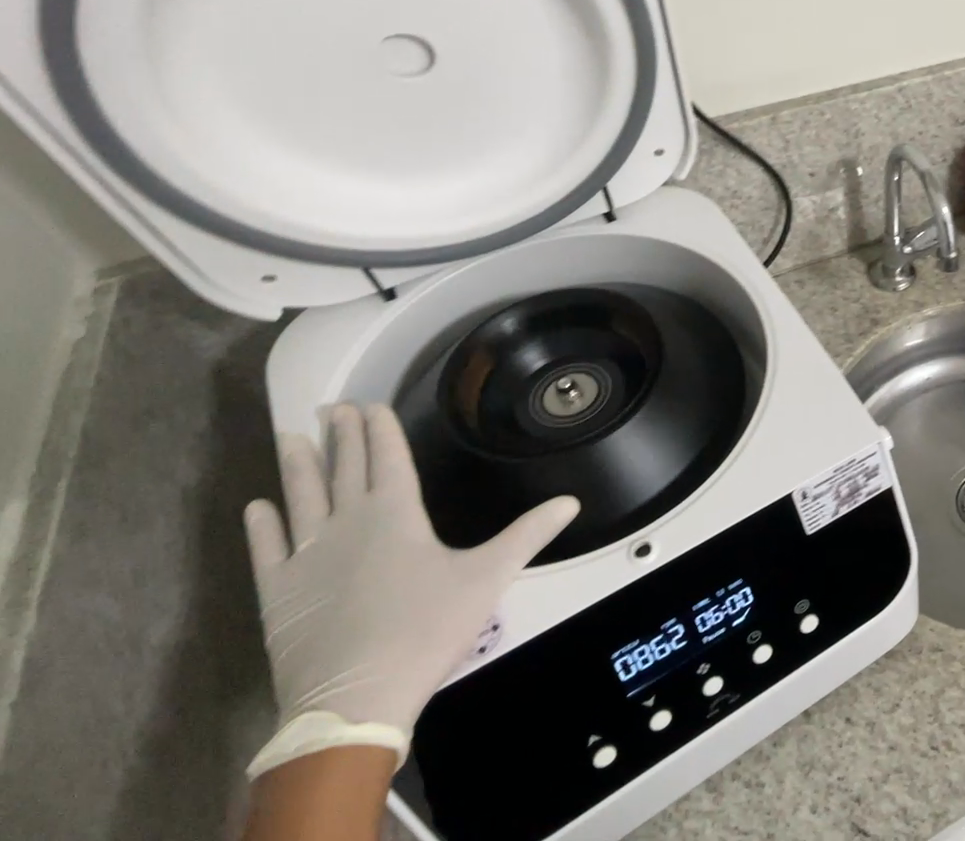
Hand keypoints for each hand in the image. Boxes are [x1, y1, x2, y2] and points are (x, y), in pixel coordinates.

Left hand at [244, 403, 578, 735]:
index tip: (370, 404)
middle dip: (341, 435)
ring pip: (301, 498)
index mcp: (397, 516)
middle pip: (344, 470)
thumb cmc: (427, 629)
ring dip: (297, 466)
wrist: (356, 696)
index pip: (389, 460)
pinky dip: (261, 525)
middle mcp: (348, 524)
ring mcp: (306, 557)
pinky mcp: (277, 591)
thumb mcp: (489, 577)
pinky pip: (266, 548)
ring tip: (291, 436)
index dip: (381, 430)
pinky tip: (257, 507)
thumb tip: (571, 501)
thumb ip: (528, 535)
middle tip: (332, 406)